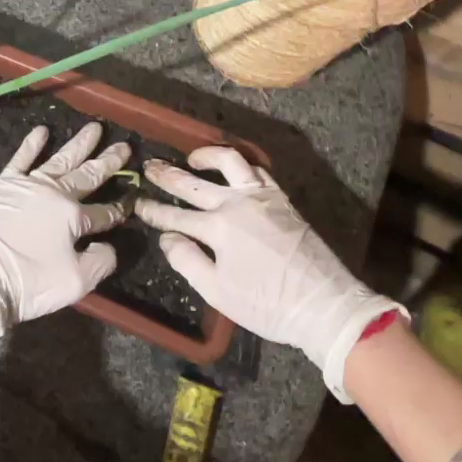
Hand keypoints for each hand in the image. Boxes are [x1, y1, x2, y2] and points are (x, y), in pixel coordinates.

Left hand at [0, 123, 130, 334]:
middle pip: (87, 176)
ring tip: (95, 127)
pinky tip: (42, 130)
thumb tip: (108, 245)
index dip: (119, 209)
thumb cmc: (28, 280)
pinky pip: (20, 159)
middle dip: (107, 162)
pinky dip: (32, 144)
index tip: (131, 200)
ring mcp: (27, 185)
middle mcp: (54, 194)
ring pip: (60, 159)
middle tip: (125, 146)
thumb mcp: (76, 282)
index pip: (104, 213)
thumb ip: (100, 262)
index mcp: (73, 217)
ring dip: (79, 144)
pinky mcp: (3, 185)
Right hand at [135, 147, 404, 401]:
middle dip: (168, 175)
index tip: (136, 203)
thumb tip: (167, 237)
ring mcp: (263, 198)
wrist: (324, 305)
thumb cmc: (267, 305)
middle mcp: (237, 204)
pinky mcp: (283, 201)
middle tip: (150, 167)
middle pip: (195, 184)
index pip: (176, 215)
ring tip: (191, 158)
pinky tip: (233, 171)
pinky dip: (240, 166)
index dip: (153, 210)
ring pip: (230, 162)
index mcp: (218, 228)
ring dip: (207, 156)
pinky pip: (257, 171)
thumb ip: (187, 260)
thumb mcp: (217, 292)